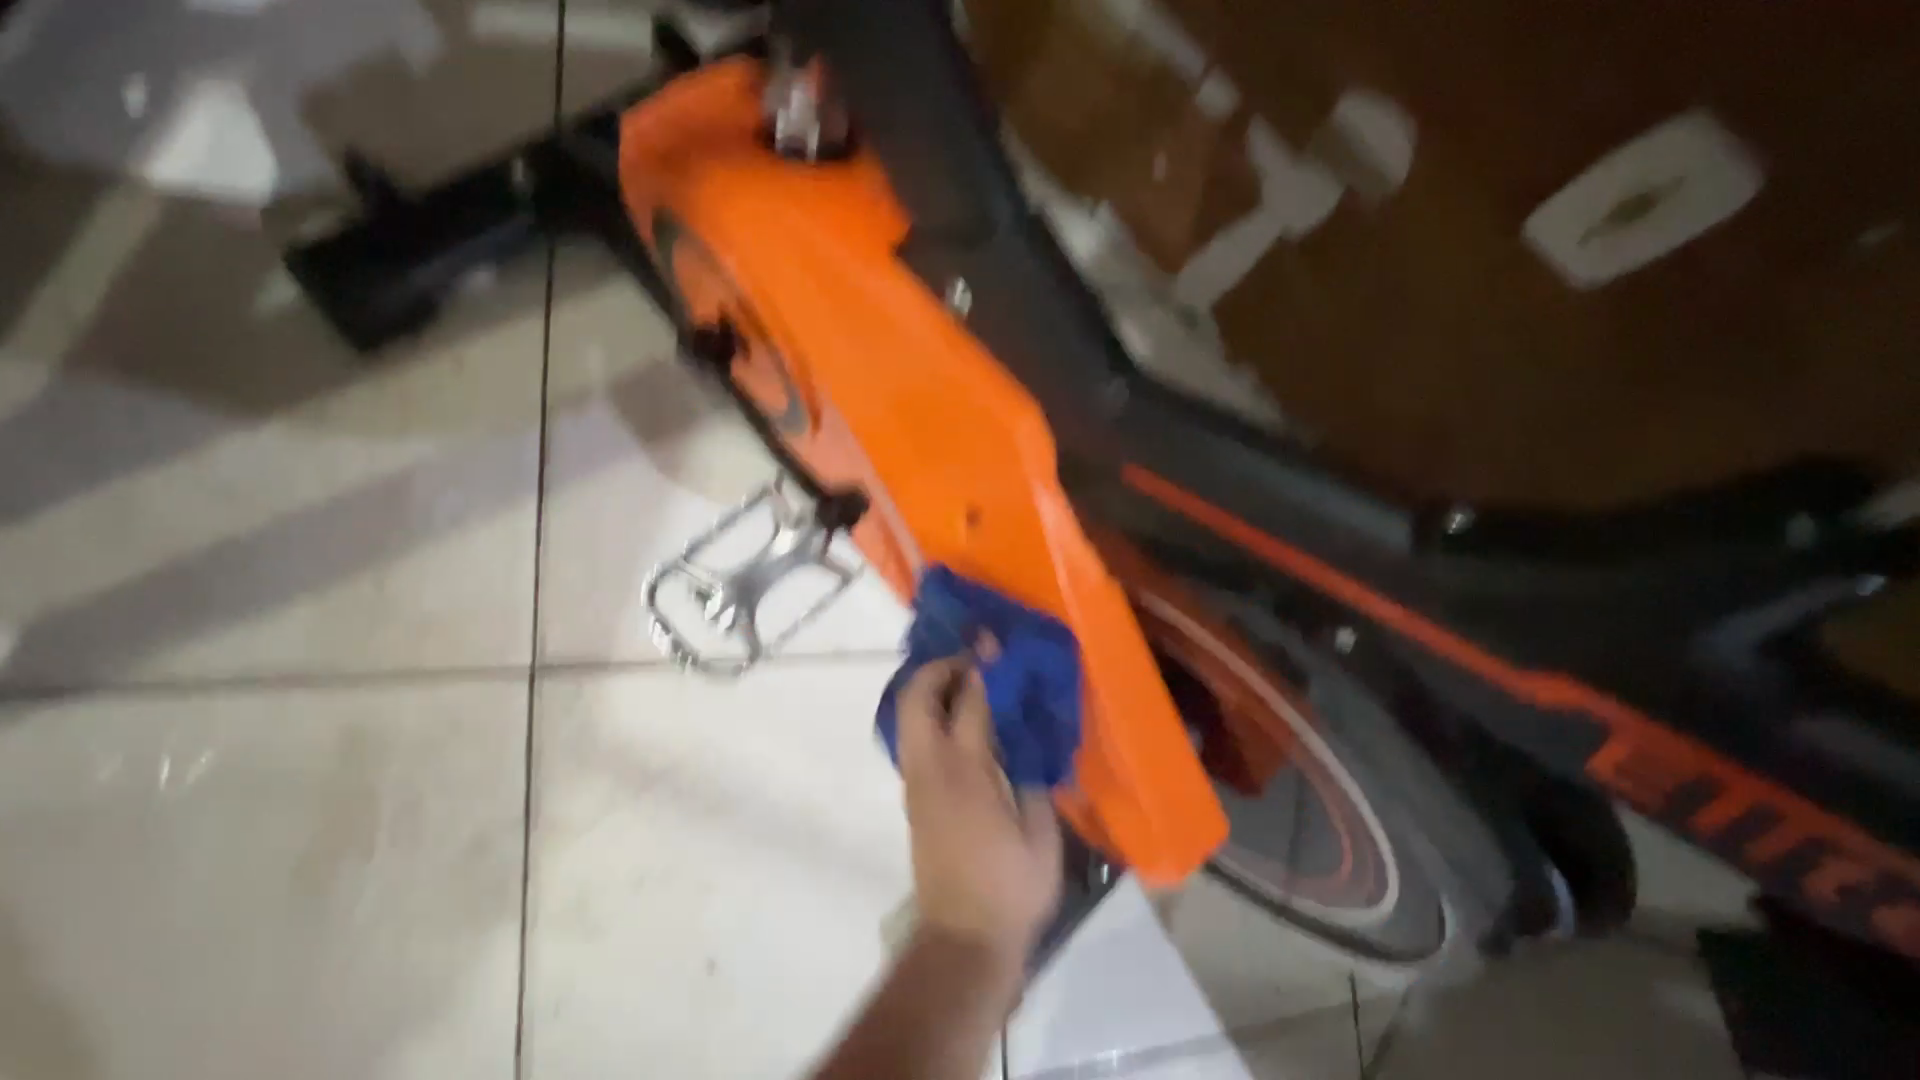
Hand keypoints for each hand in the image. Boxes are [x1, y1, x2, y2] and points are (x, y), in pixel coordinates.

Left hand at [896, 654, 1064, 961]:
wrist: (962, 939)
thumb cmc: (1011, 890)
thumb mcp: (1040, 836)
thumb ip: (1033, 781)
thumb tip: (1026, 744)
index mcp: (968, 772)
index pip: (969, 701)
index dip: (981, 666)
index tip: (994, 642)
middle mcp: (932, 769)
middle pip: (916, 698)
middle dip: (937, 667)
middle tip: (971, 660)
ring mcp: (916, 784)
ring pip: (907, 718)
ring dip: (928, 690)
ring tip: (966, 683)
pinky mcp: (913, 800)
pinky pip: (913, 740)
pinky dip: (928, 717)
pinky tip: (959, 722)